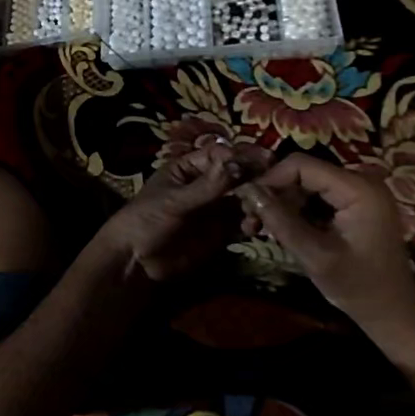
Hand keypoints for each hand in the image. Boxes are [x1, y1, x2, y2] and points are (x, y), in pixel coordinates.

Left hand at [97, 142, 260, 281]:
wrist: (136, 260)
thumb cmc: (146, 220)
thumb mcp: (175, 201)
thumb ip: (207, 186)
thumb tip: (237, 163)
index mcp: (187, 168)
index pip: (218, 155)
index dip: (238, 156)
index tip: (261, 160)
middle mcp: (204, 185)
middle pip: (236, 175)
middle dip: (255, 176)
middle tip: (278, 178)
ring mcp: (214, 208)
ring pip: (244, 198)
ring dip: (257, 200)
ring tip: (268, 205)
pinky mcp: (221, 231)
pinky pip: (243, 222)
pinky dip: (252, 222)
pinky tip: (256, 226)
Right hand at [239, 154, 414, 323]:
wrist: (392, 310)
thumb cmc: (358, 285)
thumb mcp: (314, 254)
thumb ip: (280, 219)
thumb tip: (246, 191)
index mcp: (359, 190)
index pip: (301, 165)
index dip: (269, 179)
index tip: (247, 204)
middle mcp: (360, 182)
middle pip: (301, 173)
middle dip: (272, 194)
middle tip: (249, 220)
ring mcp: (357, 193)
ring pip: (302, 185)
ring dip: (278, 204)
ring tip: (256, 228)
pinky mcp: (352, 204)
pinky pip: (313, 197)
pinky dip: (292, 211)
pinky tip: (276, 229)